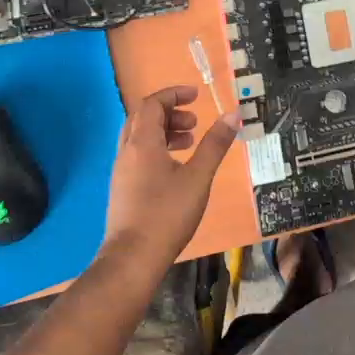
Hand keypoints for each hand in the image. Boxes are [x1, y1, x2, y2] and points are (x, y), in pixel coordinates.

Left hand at [102, 86, 238, 264]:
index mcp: (142, 143)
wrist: (132, 260)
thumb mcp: (198, 177)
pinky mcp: (123, 190)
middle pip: (143, 119)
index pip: (152, 104)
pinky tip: (176, 170)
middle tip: (195, 122)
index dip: (173, 95)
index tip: (196, 96)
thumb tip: (233, 114)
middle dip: (170, 114)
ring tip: (190, 143)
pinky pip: (139, 156)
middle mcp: (127, 152)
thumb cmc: (167, 214)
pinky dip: (158, 150)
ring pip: (140, 138)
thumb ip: (215, 144)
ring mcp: (122, 172)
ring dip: (165, 132)